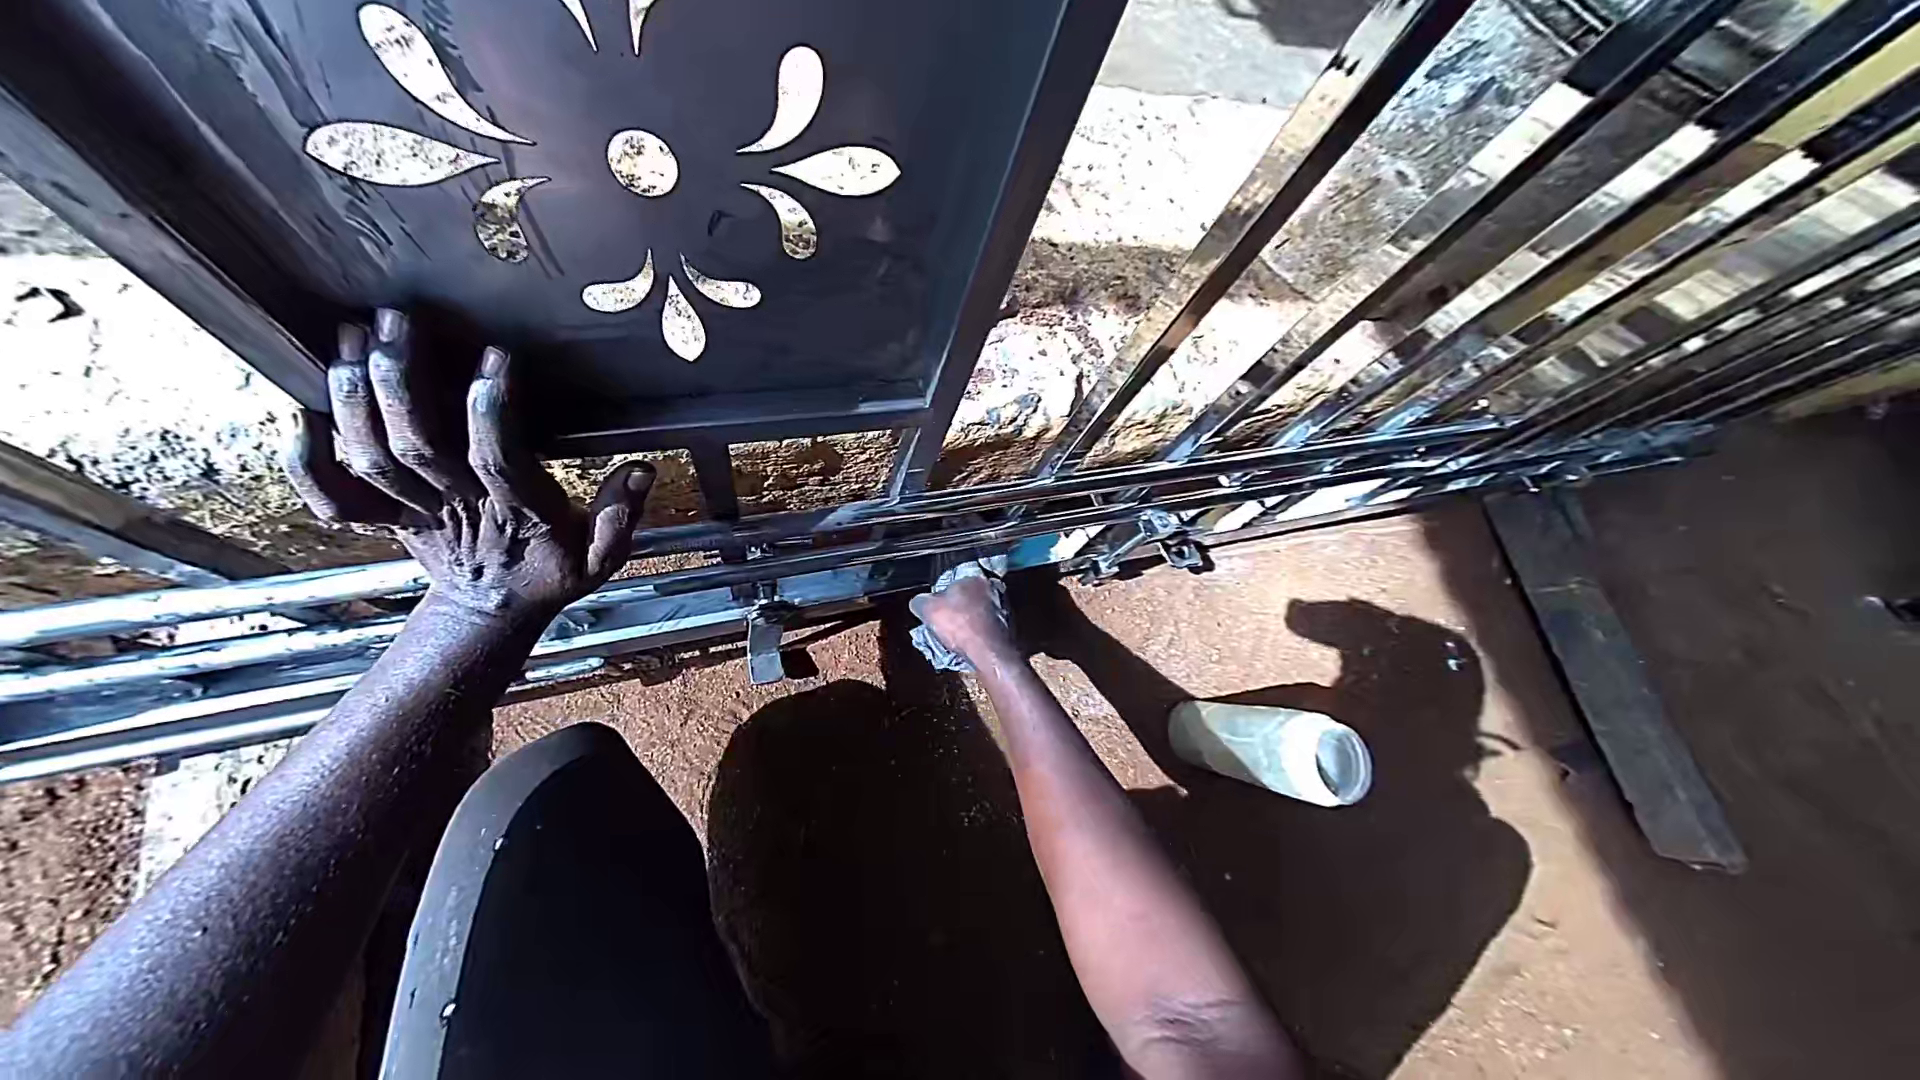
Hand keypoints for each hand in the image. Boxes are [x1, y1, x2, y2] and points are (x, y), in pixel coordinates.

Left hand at [283, 308, 652, 626]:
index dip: (490, 412)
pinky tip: (299, 411)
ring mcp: (412, 514)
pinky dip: (305, 460)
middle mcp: (457, 510)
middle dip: (402, 383)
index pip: (498, 460)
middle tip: (398, 324)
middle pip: (416, 448)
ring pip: (369, 460)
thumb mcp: (603, 557)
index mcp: (517, 516)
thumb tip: (644, 468)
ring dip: (353, 400)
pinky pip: (331, 497)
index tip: (493, 358)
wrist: (493, 612)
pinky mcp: (384, 518)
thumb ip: (622, 515)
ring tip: (354, 339)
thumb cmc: (550, 576)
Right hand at [910, 574, 1016, 667]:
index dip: (941, 594)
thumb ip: (920, 601)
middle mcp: (993, 588)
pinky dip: (976, 634)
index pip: (954, 579)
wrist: (990, 653)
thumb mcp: (928, 609)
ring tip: (954, 637)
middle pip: (967, 596)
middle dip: (955, 609)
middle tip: (943, 623)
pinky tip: (967, 644)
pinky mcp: (1008, 627)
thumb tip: (918, 602)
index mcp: (975, 578)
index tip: (936, 607)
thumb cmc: (961, 625)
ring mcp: (1003, 608)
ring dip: (966, 623)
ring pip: (977, 613)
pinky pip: (985, 628)